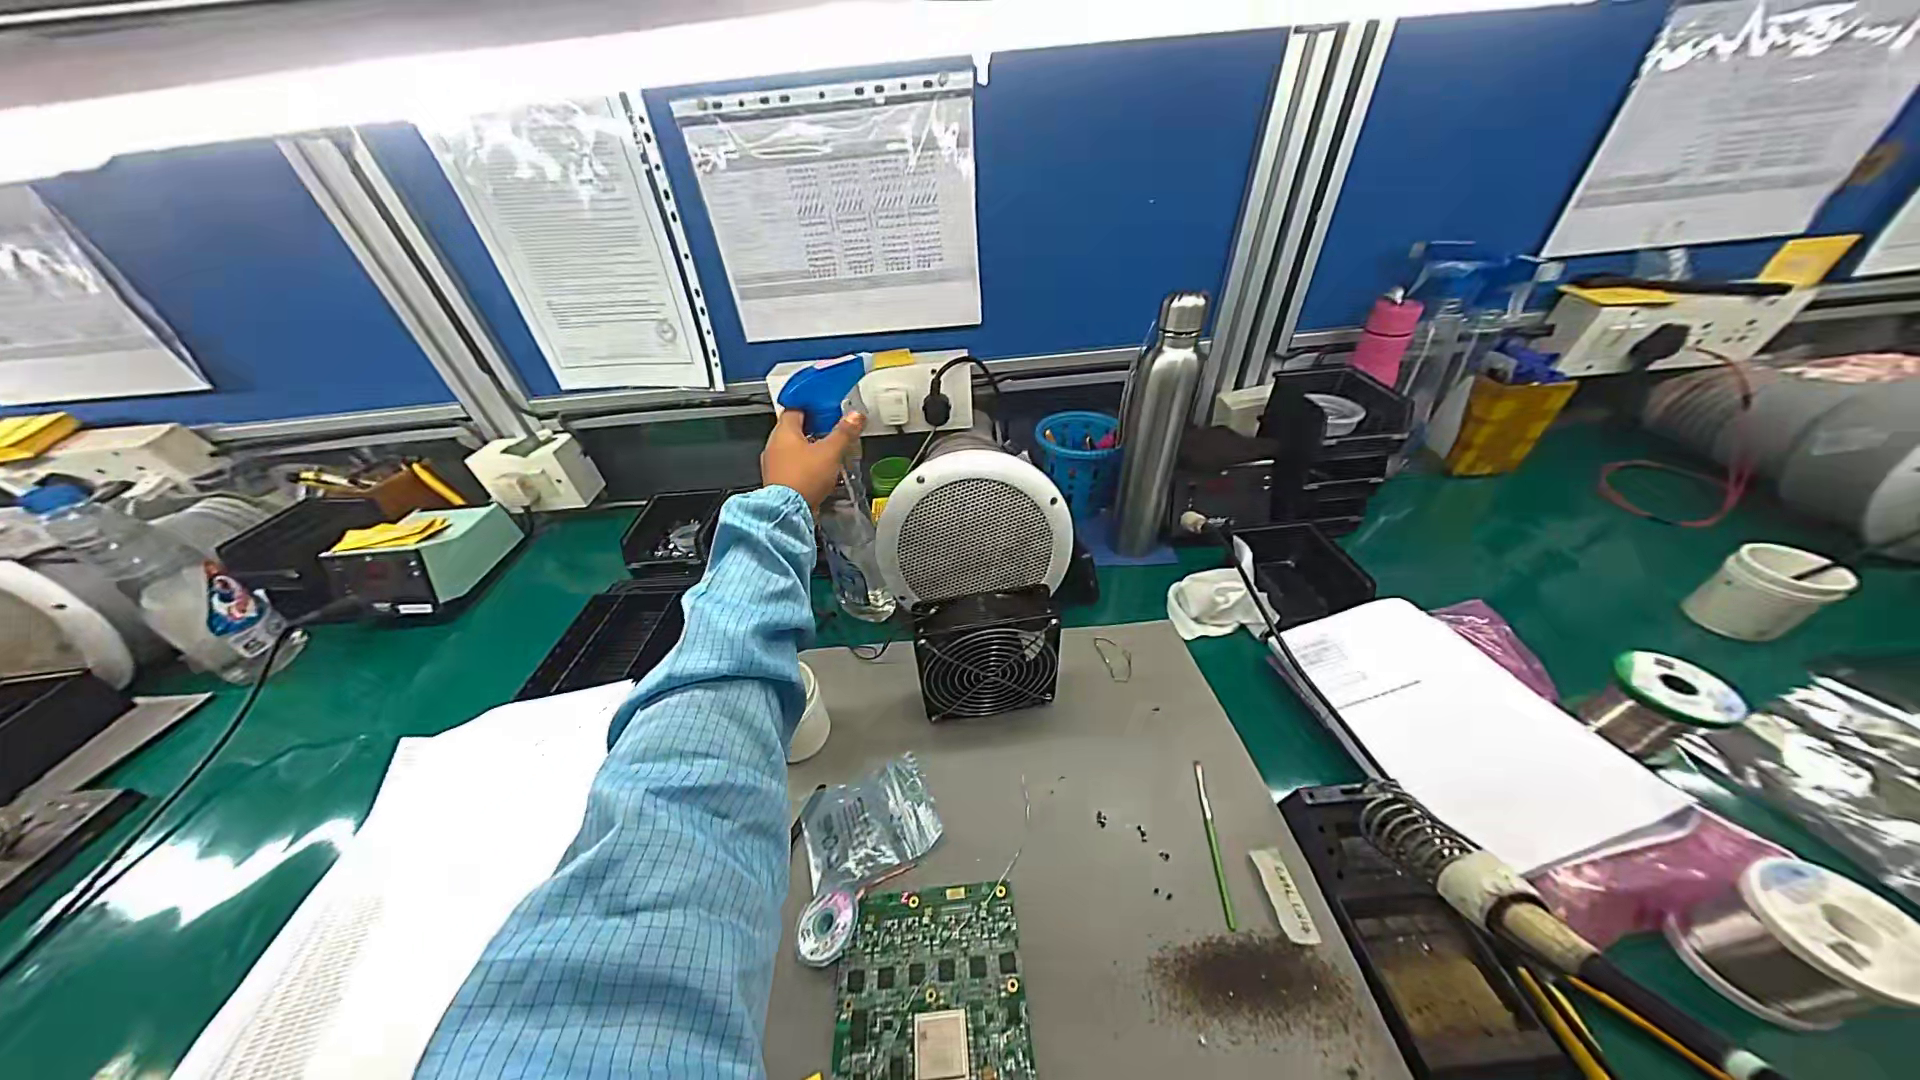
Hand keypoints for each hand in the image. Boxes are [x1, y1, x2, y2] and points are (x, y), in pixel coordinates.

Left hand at [761, 409, 864, 508]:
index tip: (825, 408)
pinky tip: (819, 472)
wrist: (788, 512)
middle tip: (831, 431)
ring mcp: (774, 464)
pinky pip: (793, 467)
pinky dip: (805, 466)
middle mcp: (774, 445)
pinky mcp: (778, 481)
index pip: (795, 409)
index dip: (811, 407)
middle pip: (794, 430)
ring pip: (793, 449)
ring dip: (809, 449)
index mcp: (783, 432)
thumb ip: (844, 433)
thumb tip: (855, 416)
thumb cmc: (804, 478)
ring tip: (829, 452)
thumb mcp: (831, 452)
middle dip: (813, 429)